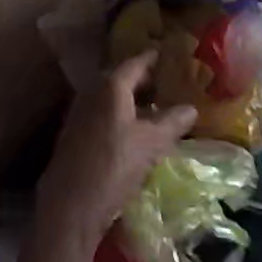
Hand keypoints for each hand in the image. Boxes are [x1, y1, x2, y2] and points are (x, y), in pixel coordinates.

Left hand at [33, 50, 198, 247]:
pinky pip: (102, 114)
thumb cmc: (113, 166)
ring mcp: (80, 113)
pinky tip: (132, 131)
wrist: (69, 207)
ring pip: (111, 98)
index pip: (136, 62)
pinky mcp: (74, 135)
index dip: (152, 58)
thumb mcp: (151, 144)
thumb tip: (191, 108)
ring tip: (154, 107)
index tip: (167, 54)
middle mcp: (92, 92)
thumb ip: (172, 122)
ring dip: (131, 100)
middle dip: (143, 80)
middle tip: (165, 82)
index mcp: (111, 86)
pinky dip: (119, 116)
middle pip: (121, 78)